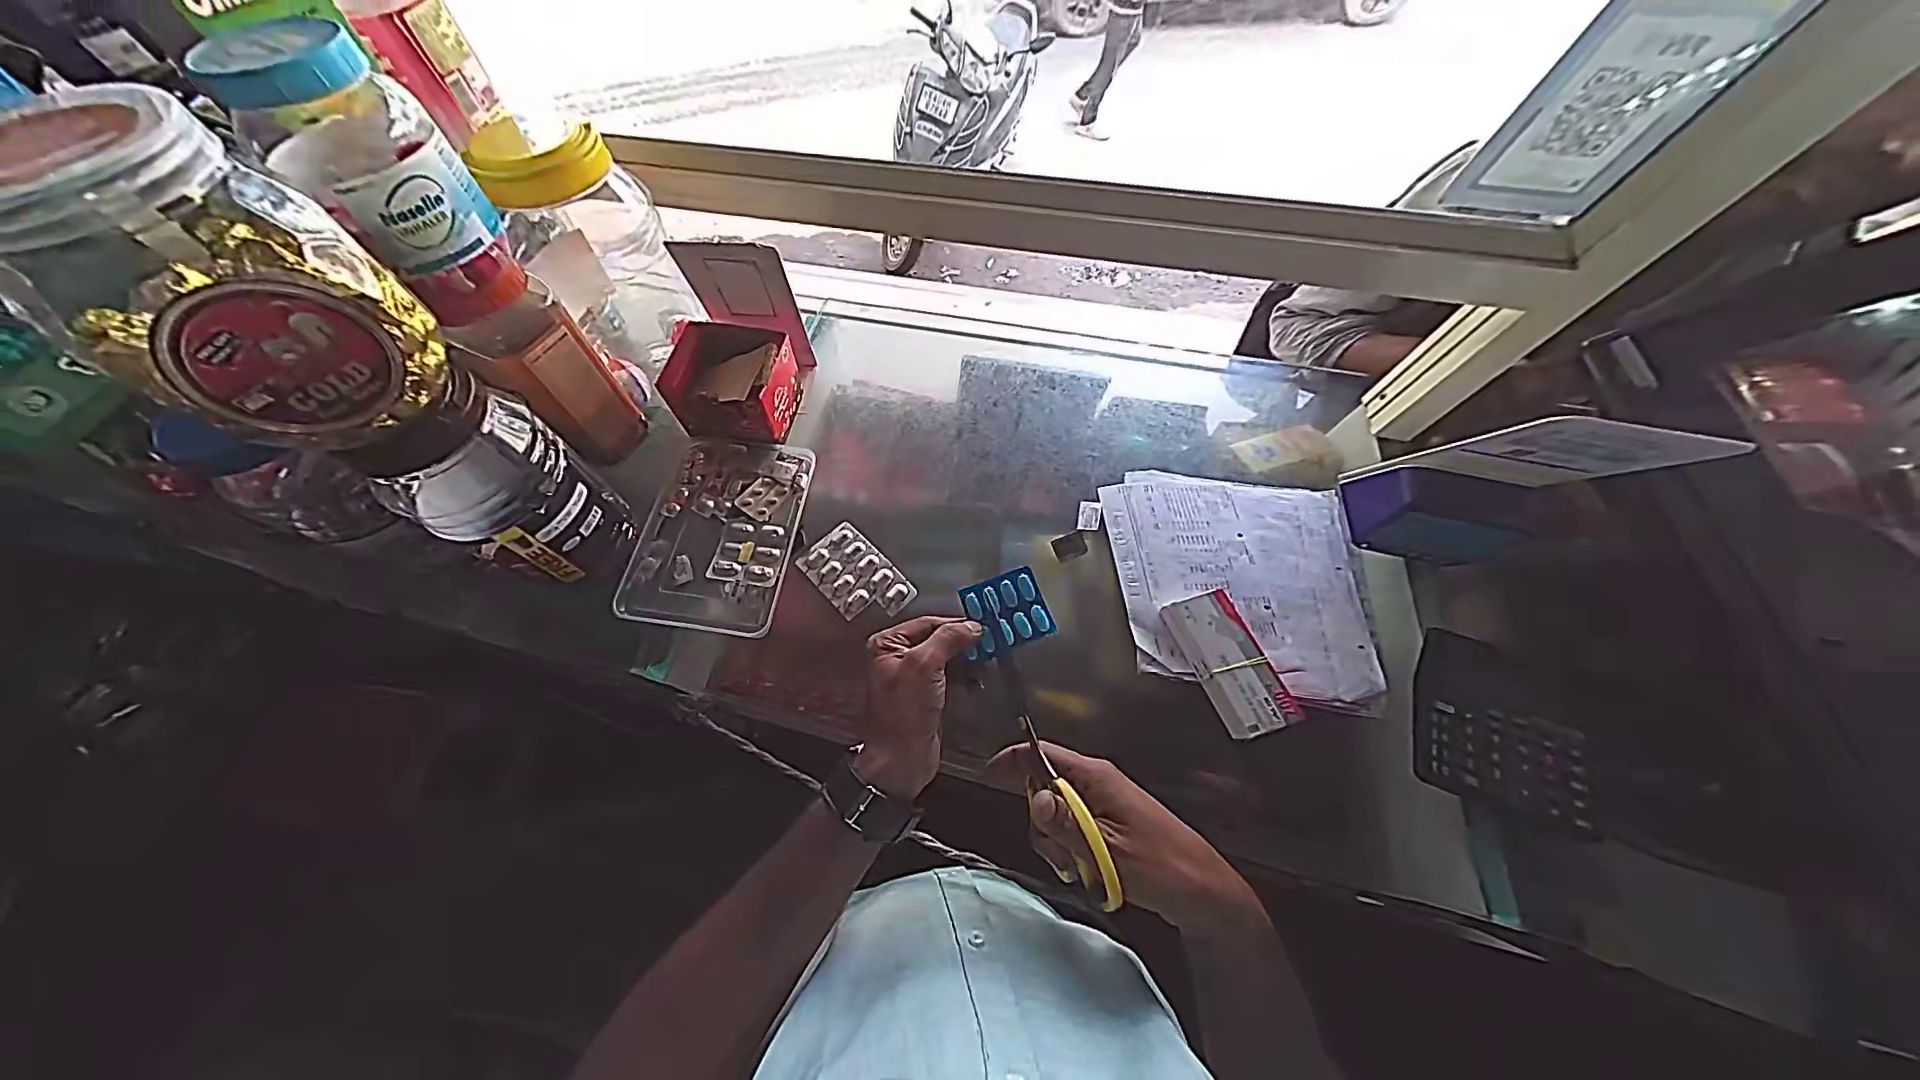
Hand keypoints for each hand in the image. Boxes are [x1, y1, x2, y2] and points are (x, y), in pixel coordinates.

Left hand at [858, 616, 982, 801]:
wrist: (901, 761)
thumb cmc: (899, 719)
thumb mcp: (924, 666)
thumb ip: (947, 639)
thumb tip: (969, 625)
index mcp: (887, 645)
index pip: (928, 622)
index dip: (955, 623)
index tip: (980, 624)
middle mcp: (898, 658)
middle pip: (938, 639)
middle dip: (963, 641)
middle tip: (986, 640)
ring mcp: (913, 678)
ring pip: (947, 657)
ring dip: (967, 658)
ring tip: (983, 659)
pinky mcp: (927, 695)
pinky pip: (950, 676)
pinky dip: (965, 675)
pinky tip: (976, 678)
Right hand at [988, 741, 1266, 937]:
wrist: (1203, 893)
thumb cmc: (1162, 866)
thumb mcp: (1106, 848)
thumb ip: (1065, 823)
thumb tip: (1034, 797)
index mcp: (1096, 777)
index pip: (1042, 752)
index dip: (1014, 759)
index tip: (991, 772)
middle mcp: (1097, 784)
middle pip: (1044, 787)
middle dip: (1041, 821)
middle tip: (1060, 852)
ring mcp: (1103, 803)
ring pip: (1056, 814)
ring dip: (1058, 843)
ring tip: (1083, 868)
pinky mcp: (1108, 824)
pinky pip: (1073, 830)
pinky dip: (1072, 851)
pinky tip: (1090, 871)